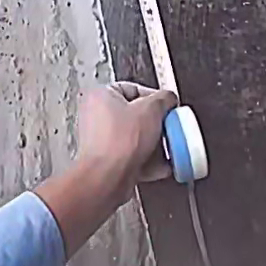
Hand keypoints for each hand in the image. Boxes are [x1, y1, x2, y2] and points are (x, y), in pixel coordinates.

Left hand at [73, 81, 178, 202]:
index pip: (132, 89)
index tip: (166, 106)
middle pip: (136, 115)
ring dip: (155, 144)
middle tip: (168, 128)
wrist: (108, 177)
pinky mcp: (108, 161)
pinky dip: (148, 160)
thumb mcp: (152, 109)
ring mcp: (101, 140)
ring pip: (135, 138)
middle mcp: (96, 117)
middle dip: (156, 124)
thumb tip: (169, 98)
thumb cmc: (119, 142)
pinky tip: (162, 165)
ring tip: (167, 148)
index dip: (154, 97)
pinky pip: (132, 156)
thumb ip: (164, 98)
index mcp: (101, 96)